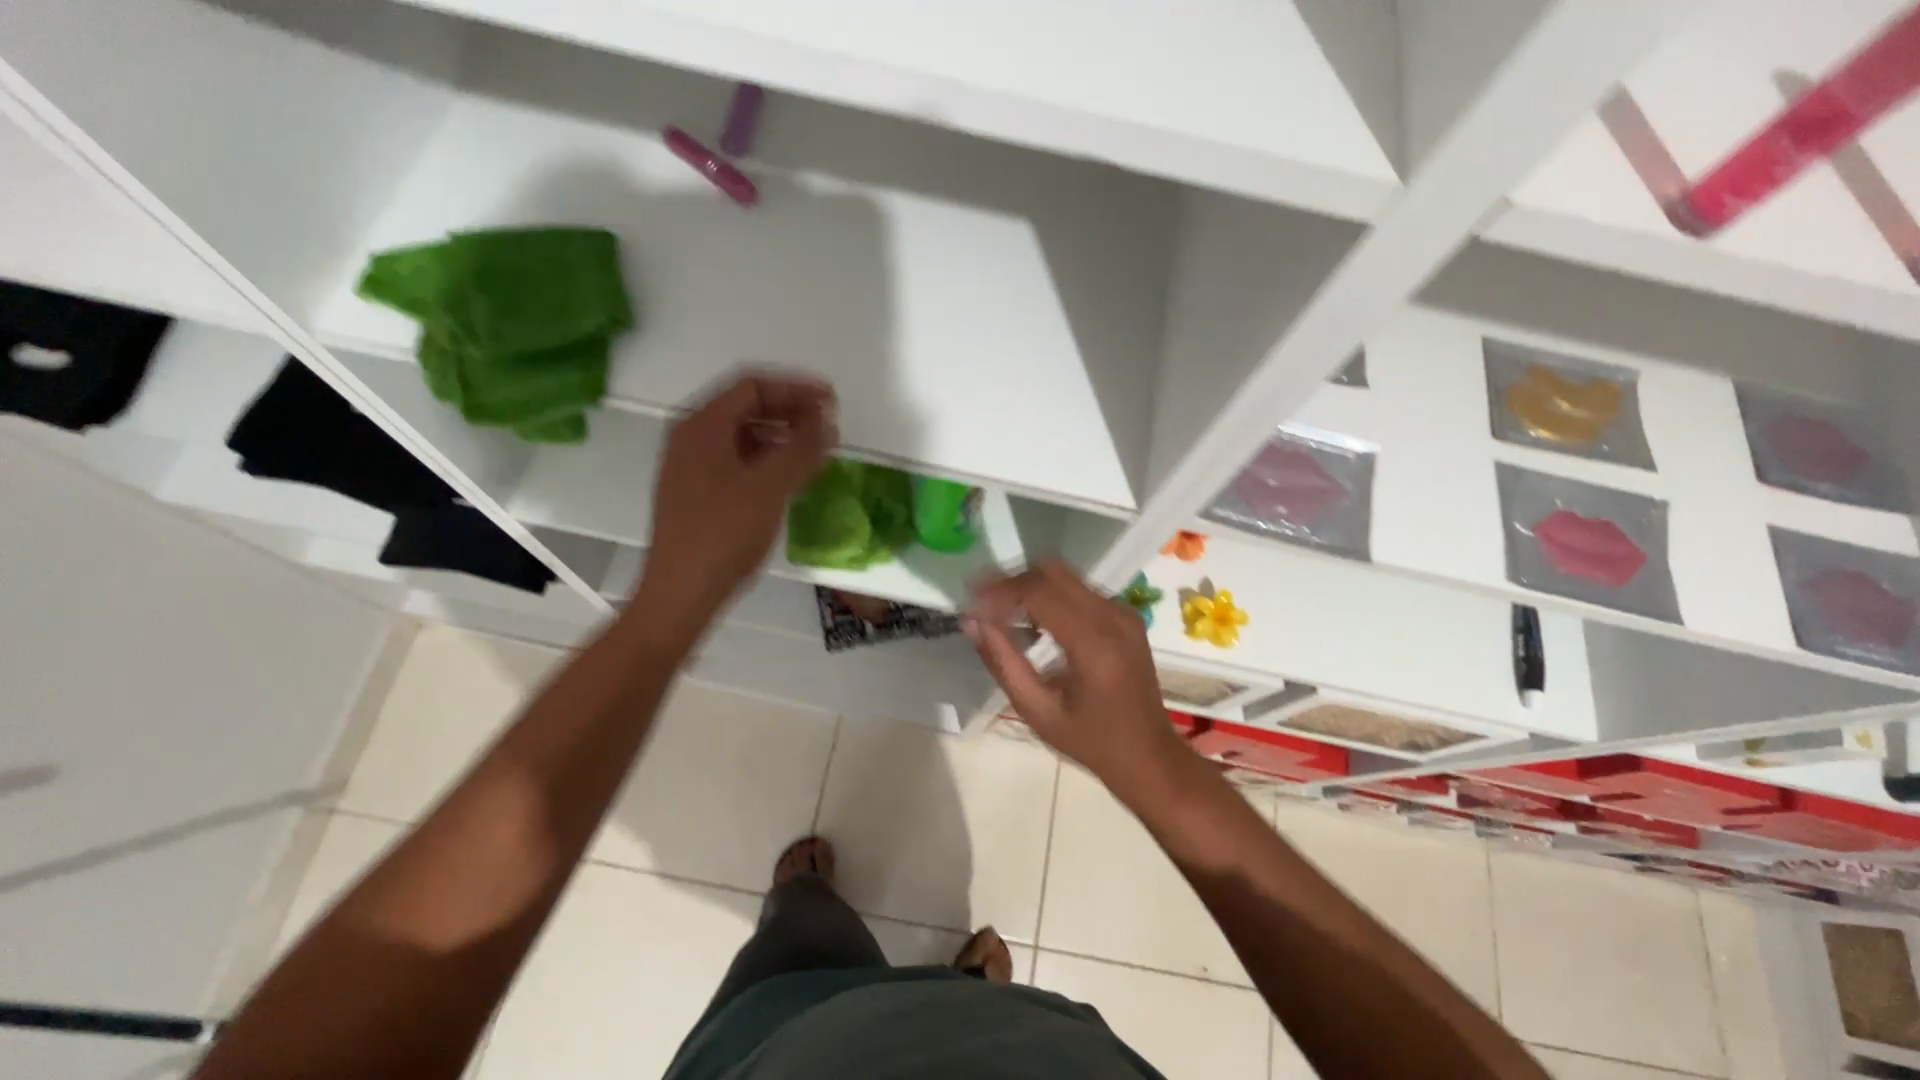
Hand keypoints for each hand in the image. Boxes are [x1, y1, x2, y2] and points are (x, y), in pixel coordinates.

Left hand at [640, 371, 835, 619]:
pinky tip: (790, 479)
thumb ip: (802, 448)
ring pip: (741, 436)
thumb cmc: (723, 535)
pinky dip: (766, 460)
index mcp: (701, 426)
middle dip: (789, 411)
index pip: (752, 386)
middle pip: (745, 407)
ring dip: (780, 436)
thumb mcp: (770, 487)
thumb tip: (827, 422)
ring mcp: (689, 467)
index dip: (796, 388)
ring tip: (815, 451)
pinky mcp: (695, 494)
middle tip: (827, 425)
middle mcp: (690, 438)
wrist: (680, 594)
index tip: (831, 401)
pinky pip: (735, 460)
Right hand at [965, 560, 1186, 794]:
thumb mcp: (1038, 711)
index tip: (972, 602)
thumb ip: (1003, 663)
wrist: (1148, 753)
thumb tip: (973, 621)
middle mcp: (1112, 617)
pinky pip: (1081, 590)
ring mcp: (1123, 613)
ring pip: (1066, 577)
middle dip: (1013, 581)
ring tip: (1002, 613)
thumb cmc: (1090, 740)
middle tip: (983, 602)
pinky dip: (1052, 597)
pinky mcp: (1126, 616)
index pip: (1038, 591)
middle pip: (1052, 572)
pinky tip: (1034, 623)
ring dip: (1031, 587)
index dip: (1000, 591)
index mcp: (1093, 642)